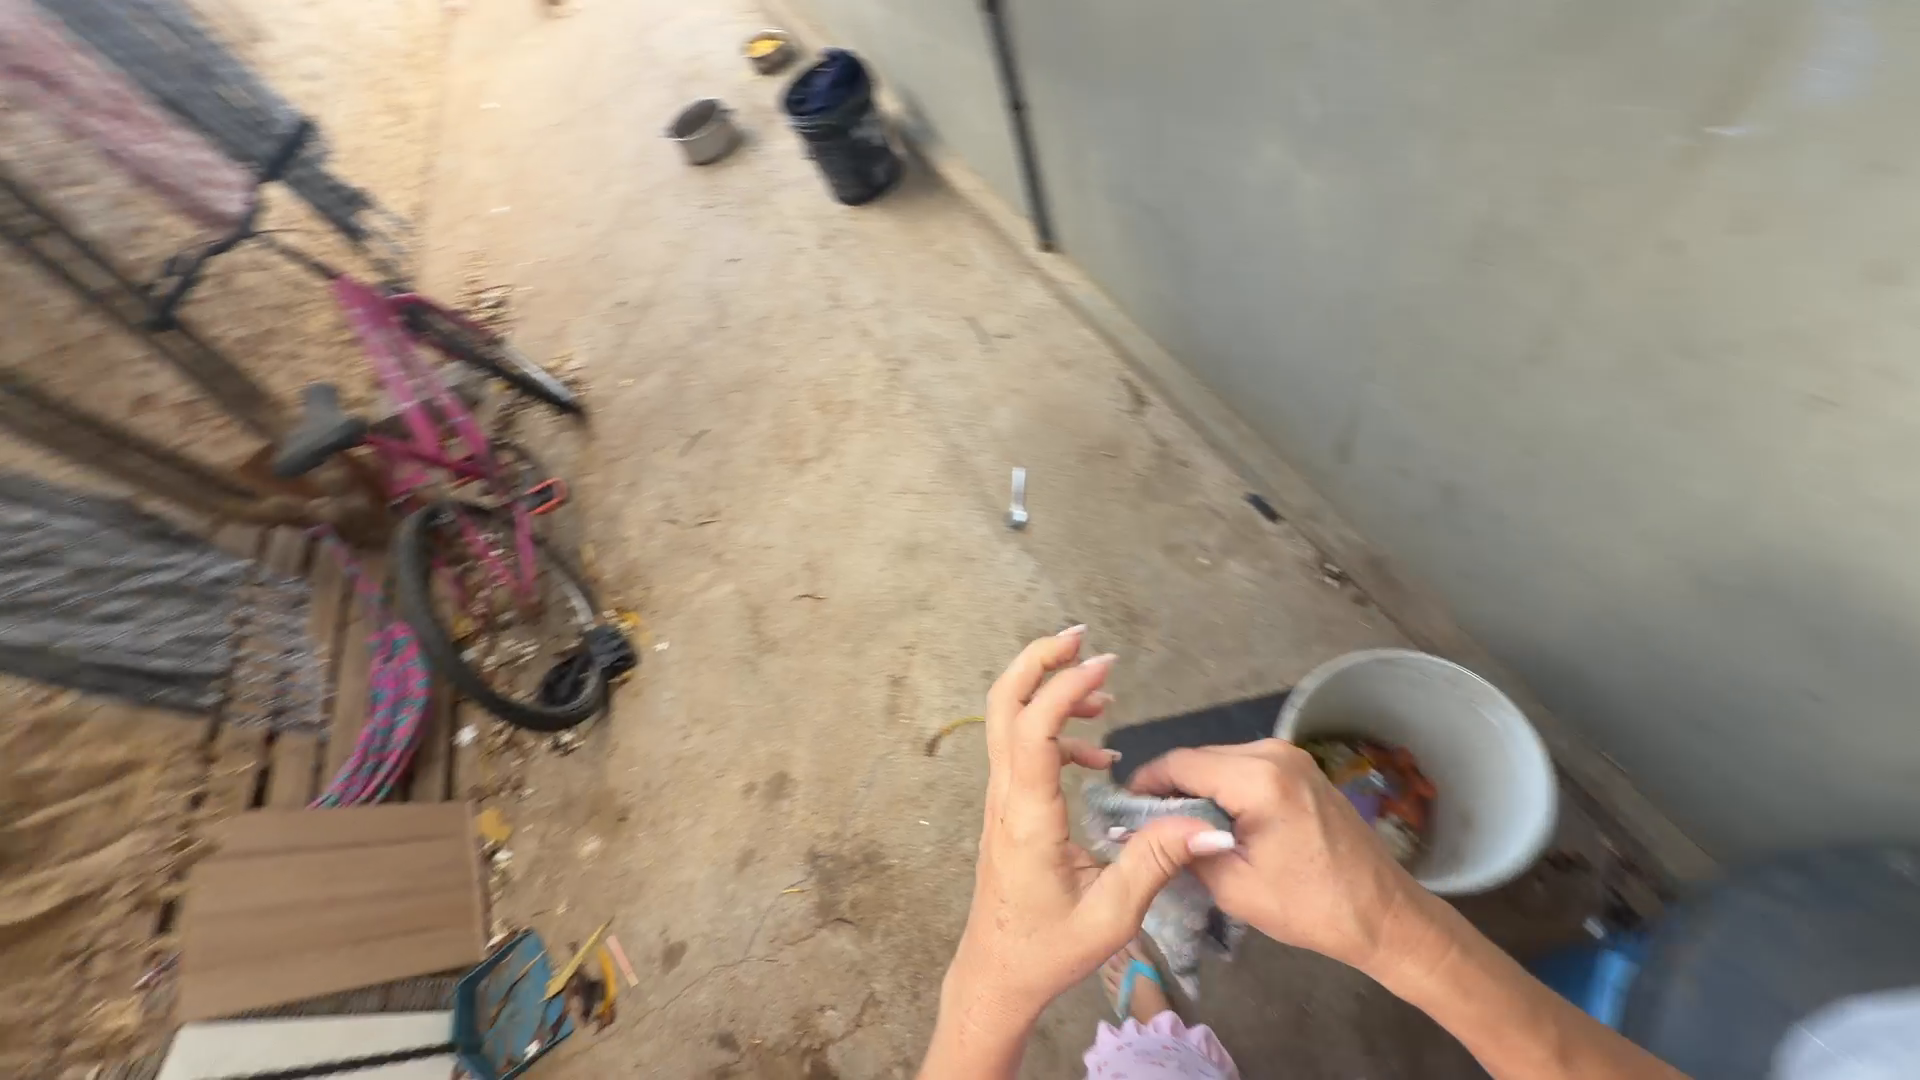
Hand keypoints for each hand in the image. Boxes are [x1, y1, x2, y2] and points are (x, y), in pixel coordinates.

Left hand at [944, 628, 1237, 1026]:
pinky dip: (1058, 733)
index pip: (1034, 730)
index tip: (1106, 663)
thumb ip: (1157, 861)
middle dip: (1037, 661)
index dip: (1065, 688)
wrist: (997, 972)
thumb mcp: (1113, 914)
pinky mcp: (1009, 803)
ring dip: (1047, 689)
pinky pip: (1026, 748)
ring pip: (1008, 719)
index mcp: (1027, 815)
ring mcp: (1002, 796)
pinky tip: (1099, 755)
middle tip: (1080, 637)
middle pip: (1002, 704)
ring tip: (1102, 687)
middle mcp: (1006, 794)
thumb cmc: (1049, 948)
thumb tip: (1209, 823)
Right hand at [1126, 740, 1436, 975]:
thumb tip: (1142, 829)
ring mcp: (1291, 755)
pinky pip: (1244, 766)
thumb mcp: (1234, 886)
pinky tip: (1217, 818)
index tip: (1123, 809)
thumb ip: (1183, 848)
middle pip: (1199, 758)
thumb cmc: (1312, 907)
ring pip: (1220, 760)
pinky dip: (1223, 786)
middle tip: (1146, 822)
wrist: (1388, 915)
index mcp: (1258, 778)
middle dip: (1170, 787)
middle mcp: (1273, 753)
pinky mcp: (1301, 766)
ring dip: (1197, 787)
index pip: (1180, 763)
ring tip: (1178, 823)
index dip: (1145, 783)